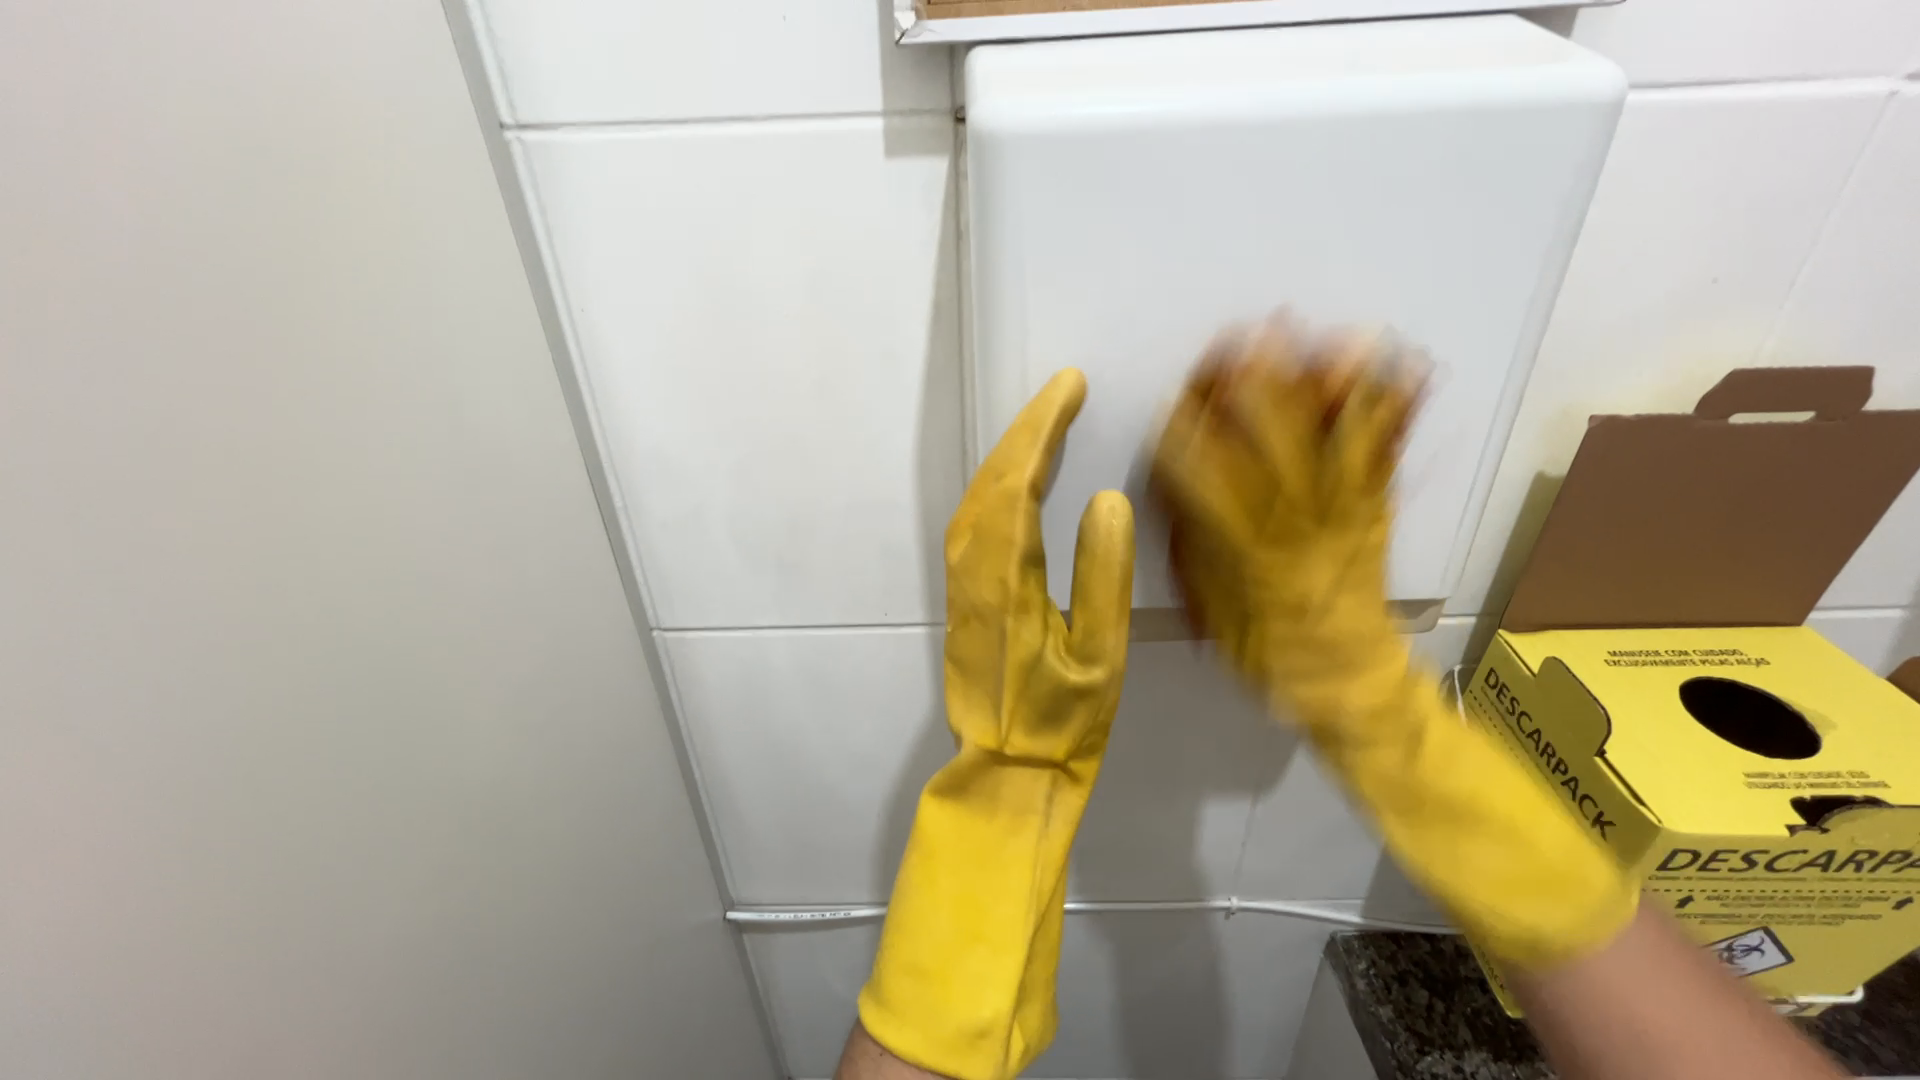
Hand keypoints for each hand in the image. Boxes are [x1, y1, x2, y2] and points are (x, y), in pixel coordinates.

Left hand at [856, 369, 1132, 1079]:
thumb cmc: (1062, 726)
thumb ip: (1103, 576)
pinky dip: (998, 484)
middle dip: (1026, 429)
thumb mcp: (1100, 657)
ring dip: (1009, 453)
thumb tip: (1105, 501)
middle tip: (1063, 391)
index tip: (1069, 388)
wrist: (1005, 774)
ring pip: (977, 498)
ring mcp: (963, 583)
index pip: (1019, 485)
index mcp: (1007, 583)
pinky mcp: (965, 595)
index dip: (1042, 430)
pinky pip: (975, 521)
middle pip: (991, 481)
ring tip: (1049, 423)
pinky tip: (1021, 478)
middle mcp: (973, 572)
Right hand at [1149, 317, 1636, 973]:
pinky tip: (1404, 370)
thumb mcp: (1207, 606)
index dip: (1193, 441)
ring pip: (1336, 447)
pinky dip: (1395, 414)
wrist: (1346, 682)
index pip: (1209, 486)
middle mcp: (1293, 528)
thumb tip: (1170, 484)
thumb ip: (1191, 543)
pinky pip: (1386, 460)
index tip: (1179, 401)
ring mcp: (1343, 517)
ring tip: (1334, 338)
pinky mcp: (1378, 513)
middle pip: (1275, 452)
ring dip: (1335, 391)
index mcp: (1243, 554)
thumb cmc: (1264, 650)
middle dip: (1263, 391)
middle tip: (1253, 336)